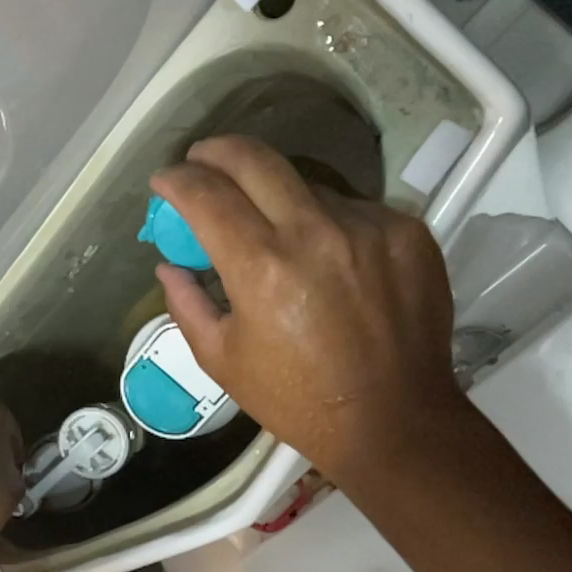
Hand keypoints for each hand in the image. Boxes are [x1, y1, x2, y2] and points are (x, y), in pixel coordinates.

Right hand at [150, 135, 464, 481]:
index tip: (164, 181)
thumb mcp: (222, 361)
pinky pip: (353, 209)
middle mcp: (315, 231)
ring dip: (277, 196)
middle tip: (202, 160)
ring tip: (270, 228)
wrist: (392, 419)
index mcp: (262, 267)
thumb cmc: (295, 400)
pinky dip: (326, 223)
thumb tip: (170, 267)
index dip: (177, 181)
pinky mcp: (406, 232)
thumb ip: (187, 305)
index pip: (207, 196)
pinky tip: (325, 257)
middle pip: (256, 159)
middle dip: (218, 152)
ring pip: (307, 185)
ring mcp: (368, 226)